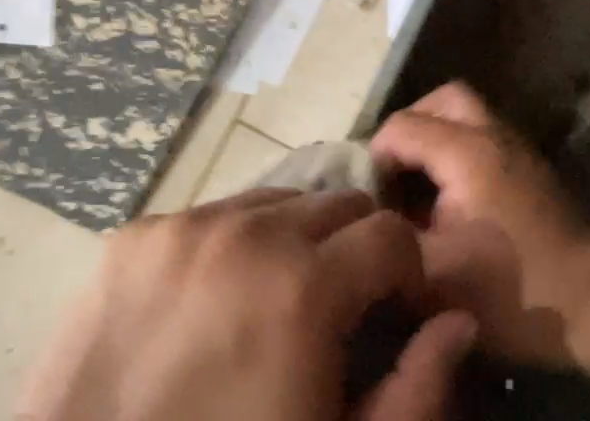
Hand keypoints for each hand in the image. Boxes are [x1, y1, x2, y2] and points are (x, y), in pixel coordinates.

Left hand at [16, 188, 475, 420]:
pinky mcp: (129, 240)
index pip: (392, 233)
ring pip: (276, 202)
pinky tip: (212, 301)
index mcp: (304, 284)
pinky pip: (211, 217)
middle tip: (334, 308)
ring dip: (293, 240)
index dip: (403, 274)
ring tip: (272, 300)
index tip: (389, 313)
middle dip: (352, 249)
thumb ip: (417, 388)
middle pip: (338, 203)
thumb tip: (459, 320)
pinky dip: (231, 245)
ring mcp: (181, 230)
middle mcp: (246, 234)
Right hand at [371, 83, 589, 367]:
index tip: (370, 202)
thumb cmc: (508, 291)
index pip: (401, 125)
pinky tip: (446, 203)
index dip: (374, 159)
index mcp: (467, 151)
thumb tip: (369, 214)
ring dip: (436, 140)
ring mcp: (519, 148)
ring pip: (468, 116)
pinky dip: (458, 154)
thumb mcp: (430, 274)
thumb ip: (388, 235)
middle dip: (409, 127)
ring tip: (415, 192)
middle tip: (392, 175)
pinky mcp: (531, 169)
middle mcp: (495, 135)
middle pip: (444, 99)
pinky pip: (485, 139)